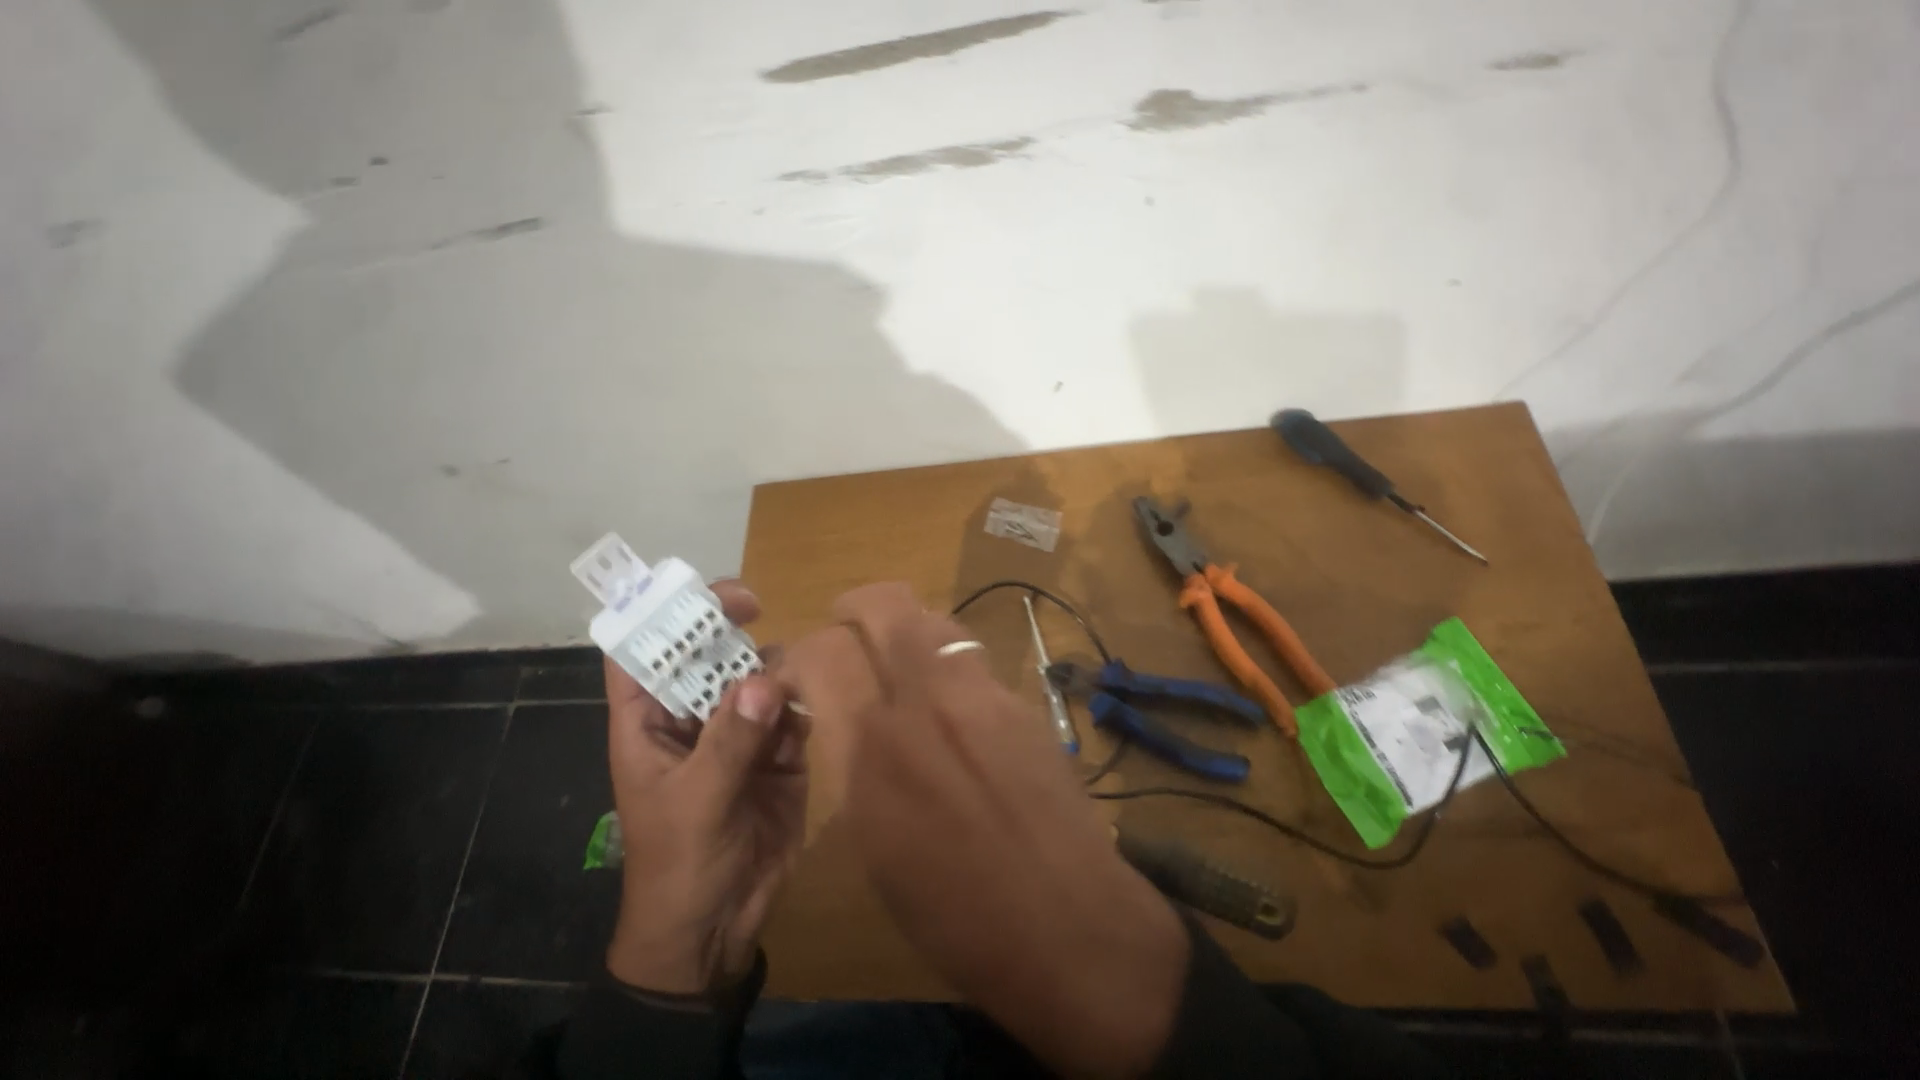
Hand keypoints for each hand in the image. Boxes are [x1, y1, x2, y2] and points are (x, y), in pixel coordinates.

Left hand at [602, 581, 808, 994]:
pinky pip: (789, 715)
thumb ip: (730, 741)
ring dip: (771, 670)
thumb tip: (765, 678)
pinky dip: (798, 709)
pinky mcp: (775, 757)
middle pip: (704, 655)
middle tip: (756, 611)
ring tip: (785, 681)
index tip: (697, 594)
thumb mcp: (696, 803)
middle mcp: (691, 719)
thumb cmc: (679, 866)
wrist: (715, 930)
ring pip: (754, 679)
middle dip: (727, 632)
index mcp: (648, 724)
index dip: (661, 615)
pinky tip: (801, 726)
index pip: (640, 653)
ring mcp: (735, 736)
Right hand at [776, 584, 1187, 1078]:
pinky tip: (953, 709)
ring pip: (938, 625)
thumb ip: (854, 766)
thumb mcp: (874, 847)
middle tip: (844, 626)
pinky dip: (949, 668)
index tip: (795, 674)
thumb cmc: (954, 917)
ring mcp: (985, 697)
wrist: (1068, 925)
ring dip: (906, 630)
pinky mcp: (1026, 706)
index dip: (798, 654)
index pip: (822, 653)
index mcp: (874, 748)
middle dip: (855, 607)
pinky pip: (975, 664)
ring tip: (898, 660)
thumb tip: (845, 723)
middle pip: (886, 606)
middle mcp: (928, 703)